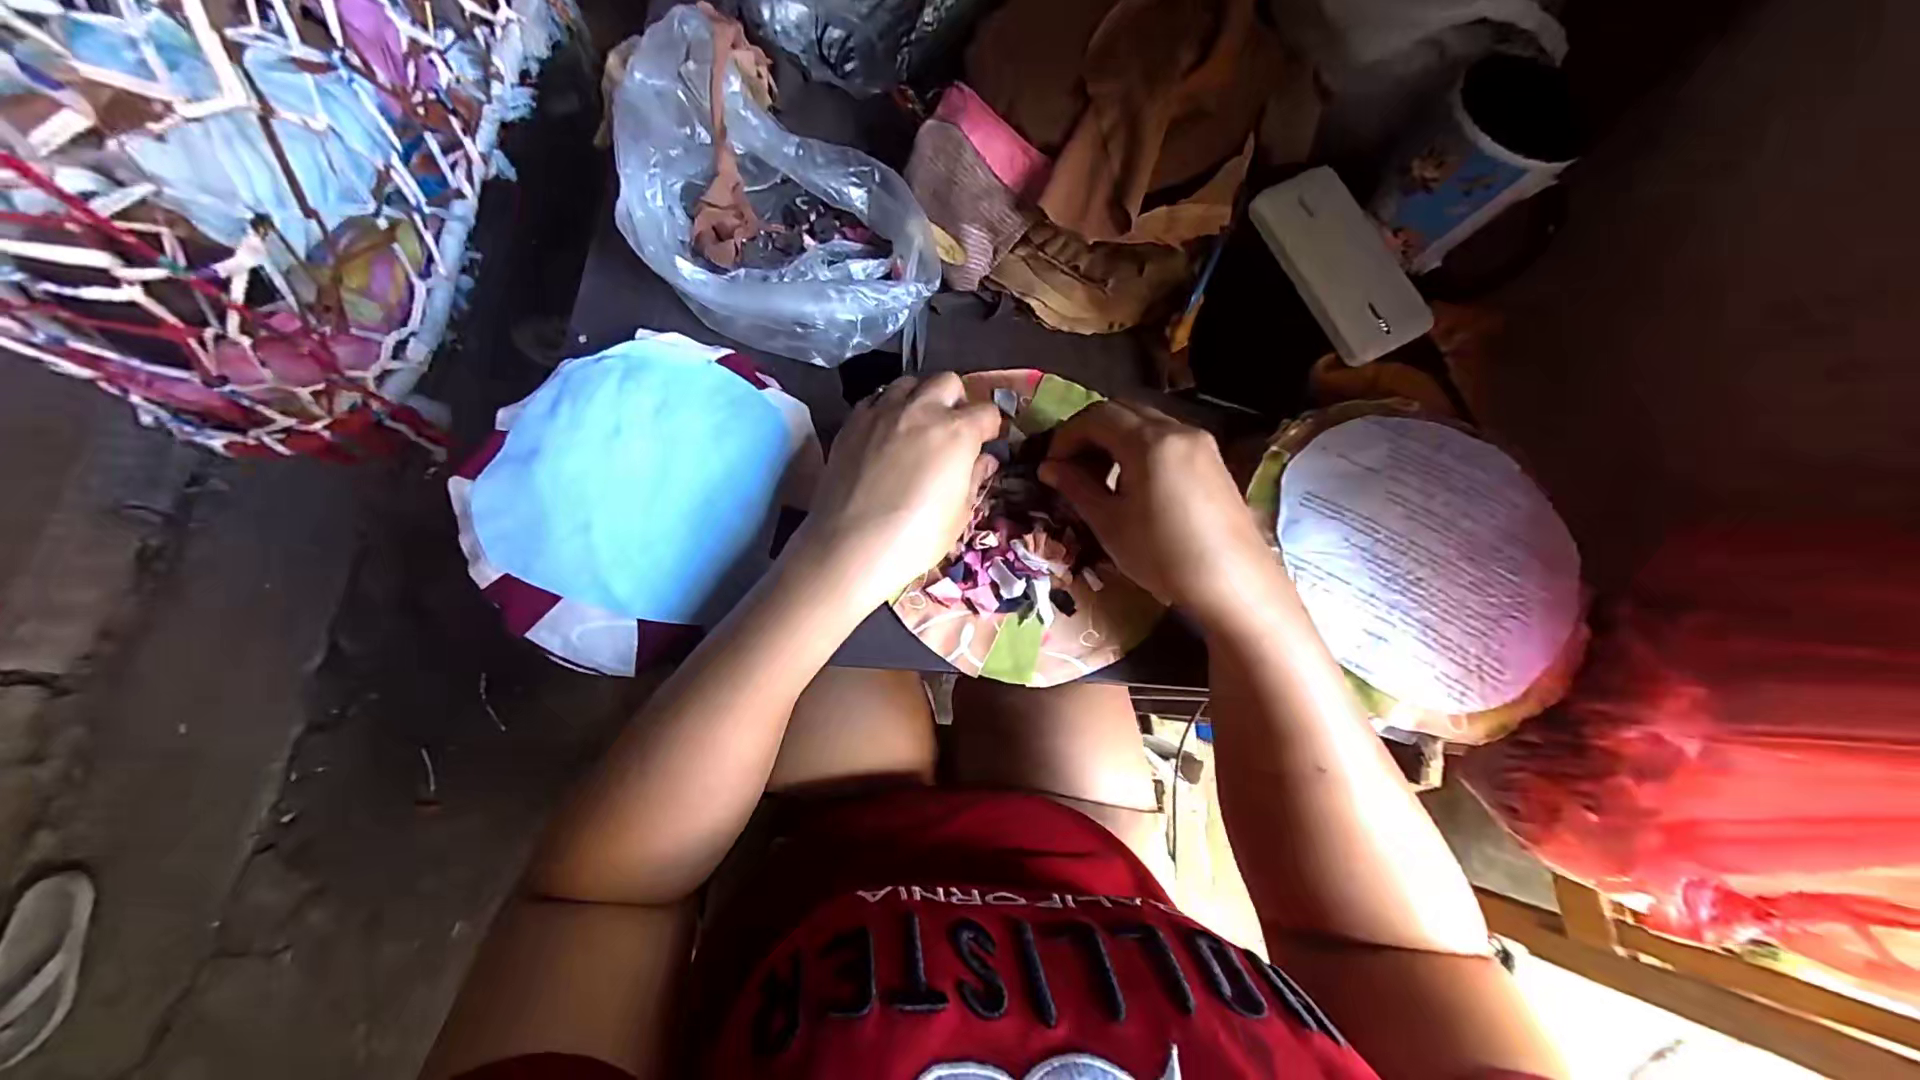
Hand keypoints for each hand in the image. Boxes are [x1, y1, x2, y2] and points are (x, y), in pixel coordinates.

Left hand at [790, 373, 1000, 610]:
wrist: (850, 546)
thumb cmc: (915, 538)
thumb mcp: (958, 515)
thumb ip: (973, 479)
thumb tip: (983, 460)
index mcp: (957, 432)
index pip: (987, 412)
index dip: (990, 427)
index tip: (986, 441)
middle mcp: (921, 410)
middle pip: (947, 382)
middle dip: (956, 400)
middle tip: (952, 428)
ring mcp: (882, 413)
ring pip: (909, 383)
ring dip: (920, 397)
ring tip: (917, 424)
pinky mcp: (852, 423)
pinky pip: (875, 400)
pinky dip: (886, 408)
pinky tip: (885, 432)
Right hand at [1039, 400, 1281, 626]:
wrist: (1234, 584)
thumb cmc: (1162, 555)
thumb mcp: (1110, 523)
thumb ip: (1077, 487)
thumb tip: (1049, 467)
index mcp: (1149, 442)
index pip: (1096, 416)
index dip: (1066, 436)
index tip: (1051, 465)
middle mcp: (1178, 430)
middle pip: (1123, 411)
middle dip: (1090, 433)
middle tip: (1071, 467)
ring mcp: (1201, 443)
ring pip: (1147, 423)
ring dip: (1115, 439)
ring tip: (1099, 478)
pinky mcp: (1213, 461)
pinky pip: (1168, 439)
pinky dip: (1141, 448)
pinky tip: (1133, 484)